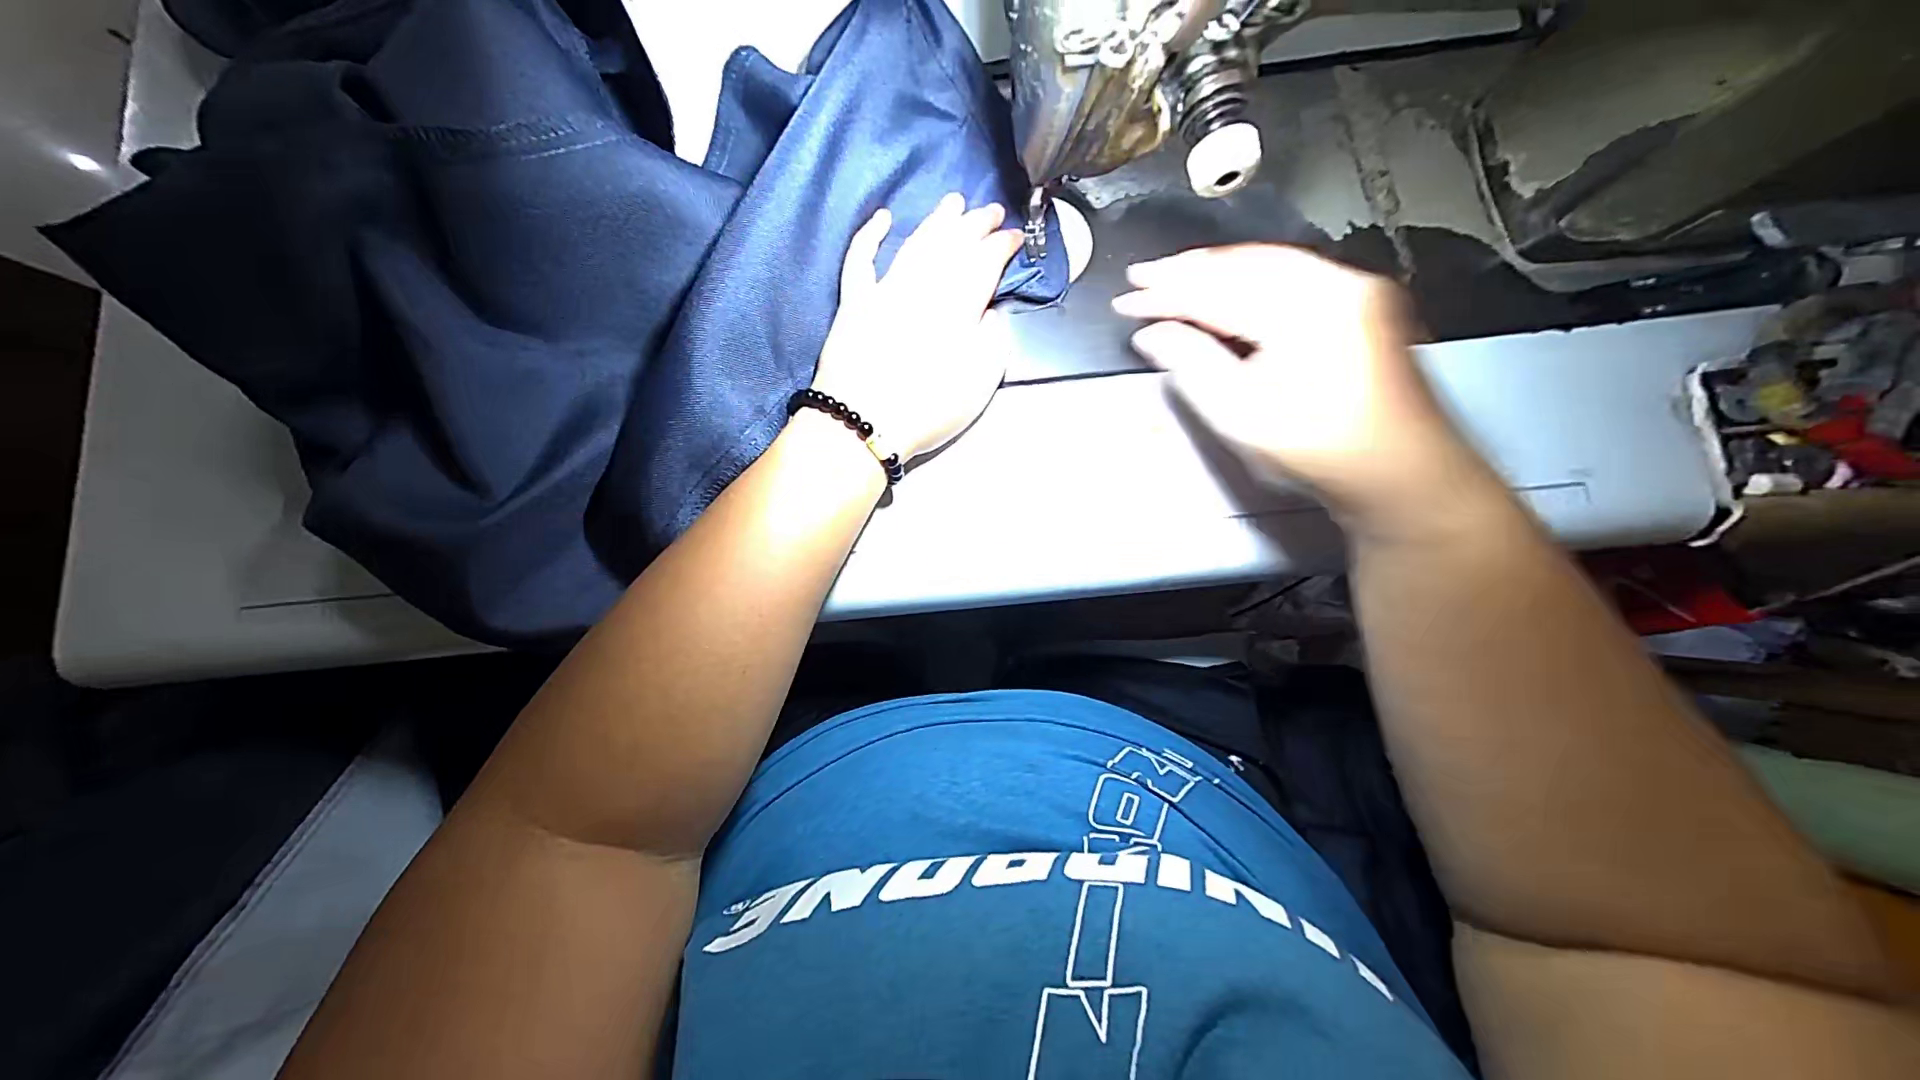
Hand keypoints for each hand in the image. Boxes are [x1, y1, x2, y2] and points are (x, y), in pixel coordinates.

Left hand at [810, 193, 1024, 462]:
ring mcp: (884, 290)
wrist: (863, 422)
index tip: (1015, 238)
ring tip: (953, 203)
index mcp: (958, 305)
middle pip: (952, 244)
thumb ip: (993, 339)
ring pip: (914, 243)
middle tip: (991, 210)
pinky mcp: (853, 302)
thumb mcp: (980, 381)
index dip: (1002, 245)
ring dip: (936, 220)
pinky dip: (870, 235)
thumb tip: (990, 314)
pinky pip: (860, 259)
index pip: (985, 261)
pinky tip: (881, 219)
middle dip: (975, 224)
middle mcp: (923, 287)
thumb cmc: (927, 409)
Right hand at [1112, 244, 1503, 539]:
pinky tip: (1229, 285)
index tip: (1126, 301)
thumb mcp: (1240, 415)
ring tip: (1176, 274)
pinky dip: (1253, 276)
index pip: (1216, 291)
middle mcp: (1335, 285)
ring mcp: (1354, 291)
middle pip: (1245, 264)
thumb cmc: (1321, 450)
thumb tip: (1153, 335)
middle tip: (1143, 277)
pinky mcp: (1362, 304)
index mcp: (1304, 310)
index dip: (1165, 295)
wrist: (1402, 473)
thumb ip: (1190, 366)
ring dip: (1219, 269)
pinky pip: (1295, 275)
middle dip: (1189, 270)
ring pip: (1271, 263)